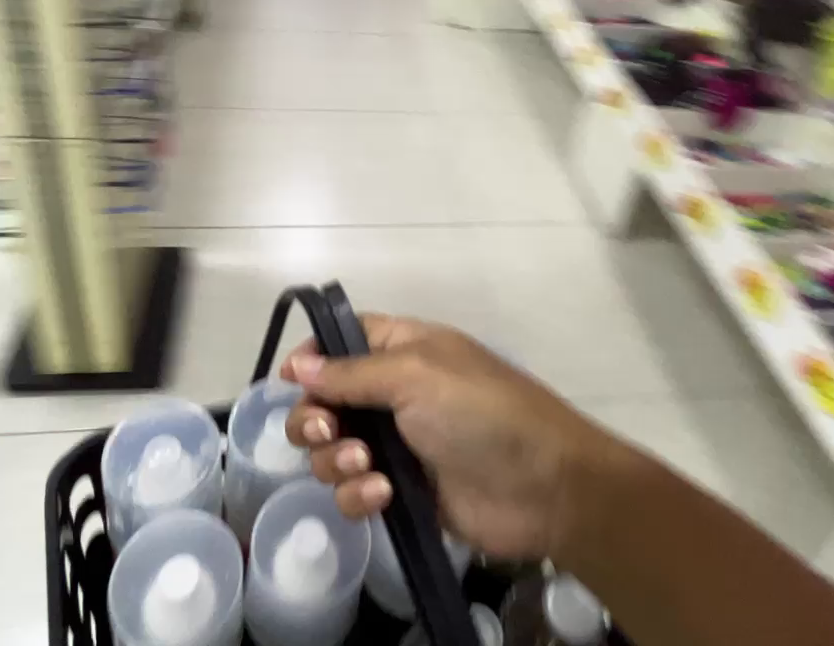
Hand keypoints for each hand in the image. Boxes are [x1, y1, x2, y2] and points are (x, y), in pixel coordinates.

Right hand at [280, 315, 621, 561]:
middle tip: (325, 430)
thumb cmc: (480, 412)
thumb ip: (352, 373)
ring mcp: (396, 443)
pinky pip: (355, 491)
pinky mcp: (400, 491)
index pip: (342, 340)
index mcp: (402, 349)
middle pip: (324, 399)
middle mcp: (393, 392)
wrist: (543, 487)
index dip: (312, 356)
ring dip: (336, 459)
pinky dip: (359, 494)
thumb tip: (297, 364)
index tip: (290, 380)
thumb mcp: (416, 376)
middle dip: (313, 417)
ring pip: (332, 450)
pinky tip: (384, 495)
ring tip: (369, 466)